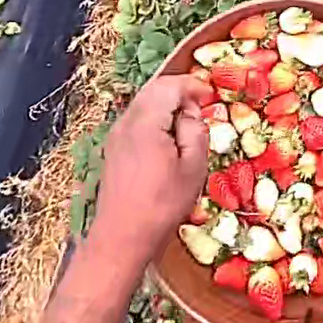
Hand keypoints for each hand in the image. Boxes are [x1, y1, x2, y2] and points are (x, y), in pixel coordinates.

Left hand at [88, 74, 210, 267]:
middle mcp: (126, 121)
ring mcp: (116, 134)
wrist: (121, 237)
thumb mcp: (193, 167)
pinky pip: (136, 119)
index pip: (169, 86)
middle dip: (178, 91)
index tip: (210, 95)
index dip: (192, 85)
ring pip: (143, 103)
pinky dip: (154, 118)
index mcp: (146, 121)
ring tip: (187, 122)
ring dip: (165, 104)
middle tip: (201, 105)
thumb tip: (190, 112)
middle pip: (153, 90)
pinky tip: (167, 138)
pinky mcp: (113, 148)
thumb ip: (195, 131)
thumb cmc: (162, 204)